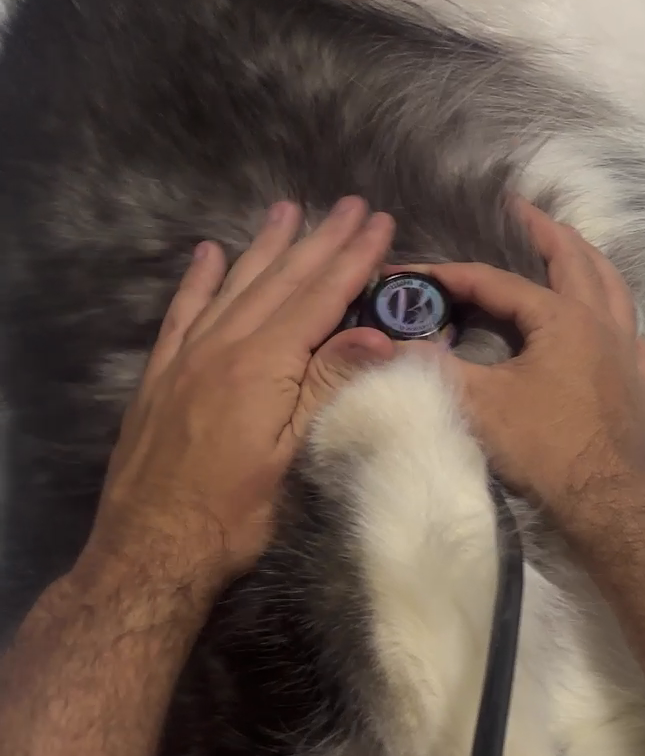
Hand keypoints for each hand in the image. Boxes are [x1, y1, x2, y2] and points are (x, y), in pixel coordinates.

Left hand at [93, 197, 397, 588]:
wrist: (153, 551)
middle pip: (279, 282)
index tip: (381, 224)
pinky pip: (185, 314)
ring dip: (266, 247)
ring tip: (288, 210)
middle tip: (351, 204)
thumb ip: (333, 385)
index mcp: (260, 366)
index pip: (318, 298)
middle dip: (320, 240)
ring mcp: (187, 360)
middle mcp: (220, 350)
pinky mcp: (166, 377)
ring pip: (235, 288)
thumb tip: (380, 333)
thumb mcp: (300, 450)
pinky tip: (211, 254)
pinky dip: (201, 280)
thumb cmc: (242, 507)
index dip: (353, 259)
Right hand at [421, 200, 644, 521]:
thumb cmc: (543, 446)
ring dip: (591, 264)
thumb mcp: (476, 402)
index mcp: (565, 320)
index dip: (453, 275)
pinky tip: (612, 328)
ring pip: (616, 292)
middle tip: (523, 211)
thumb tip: (393, 339)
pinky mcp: (643, 380)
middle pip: (578, 264)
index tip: (412, 275)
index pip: (501, 283)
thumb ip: (433, 365)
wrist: (603, 494)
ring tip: (572, 248)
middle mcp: (605, 325)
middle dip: (548, 233)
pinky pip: (636, 338)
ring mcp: (631, 352)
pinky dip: (621, 321)